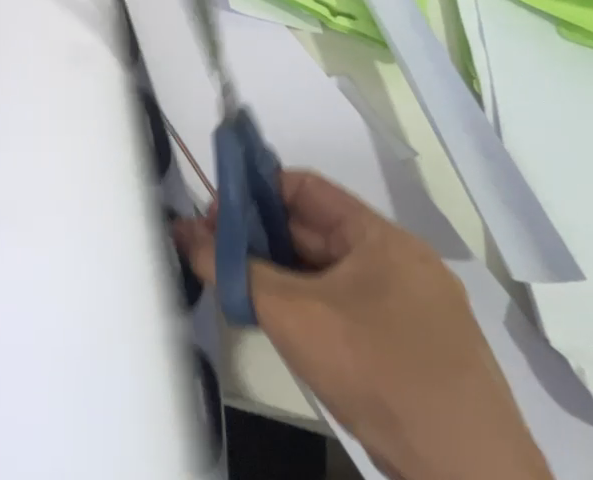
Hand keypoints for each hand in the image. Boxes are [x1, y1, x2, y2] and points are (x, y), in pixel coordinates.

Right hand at [175, 170, 551, 479]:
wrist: (459, 465)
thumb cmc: (374, 366)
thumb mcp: (285, 309)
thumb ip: (226, 264)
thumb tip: (180, 229)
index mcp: (383, 241)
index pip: (304, 188)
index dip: (251, 191)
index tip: (209, 214)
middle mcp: (397, 264)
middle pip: (308, 227)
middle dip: (252, 234)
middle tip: (205, 251)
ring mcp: (401, 305)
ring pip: (316, 267)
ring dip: (268, 270)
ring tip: (226, 283)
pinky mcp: (397, 340)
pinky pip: (332, 300)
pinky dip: (293, 299)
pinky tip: (263, 315)